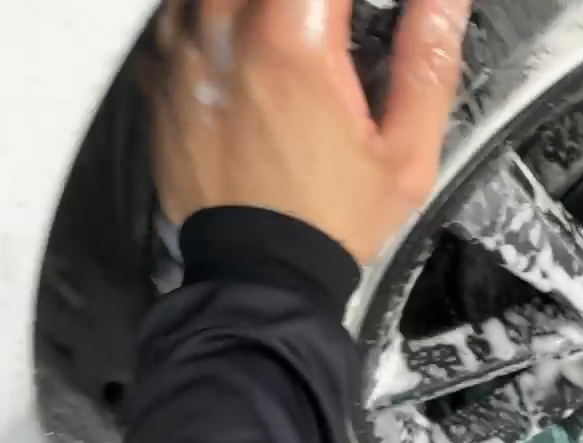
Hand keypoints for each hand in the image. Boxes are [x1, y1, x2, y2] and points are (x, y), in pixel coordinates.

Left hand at [149, 0, 469, 263]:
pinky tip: (248, 55)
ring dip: (263, 9)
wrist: (261, 277)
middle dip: (312, 5)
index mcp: (291, 37)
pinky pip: (180, 8)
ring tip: (294, 50)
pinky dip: (219, 17)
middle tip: (334, 38)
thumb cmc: (336, 221)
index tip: (368, 17)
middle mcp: (222, 23)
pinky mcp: (156, 72)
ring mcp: (179, 45)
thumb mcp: (405, 158)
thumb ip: (426, 65)